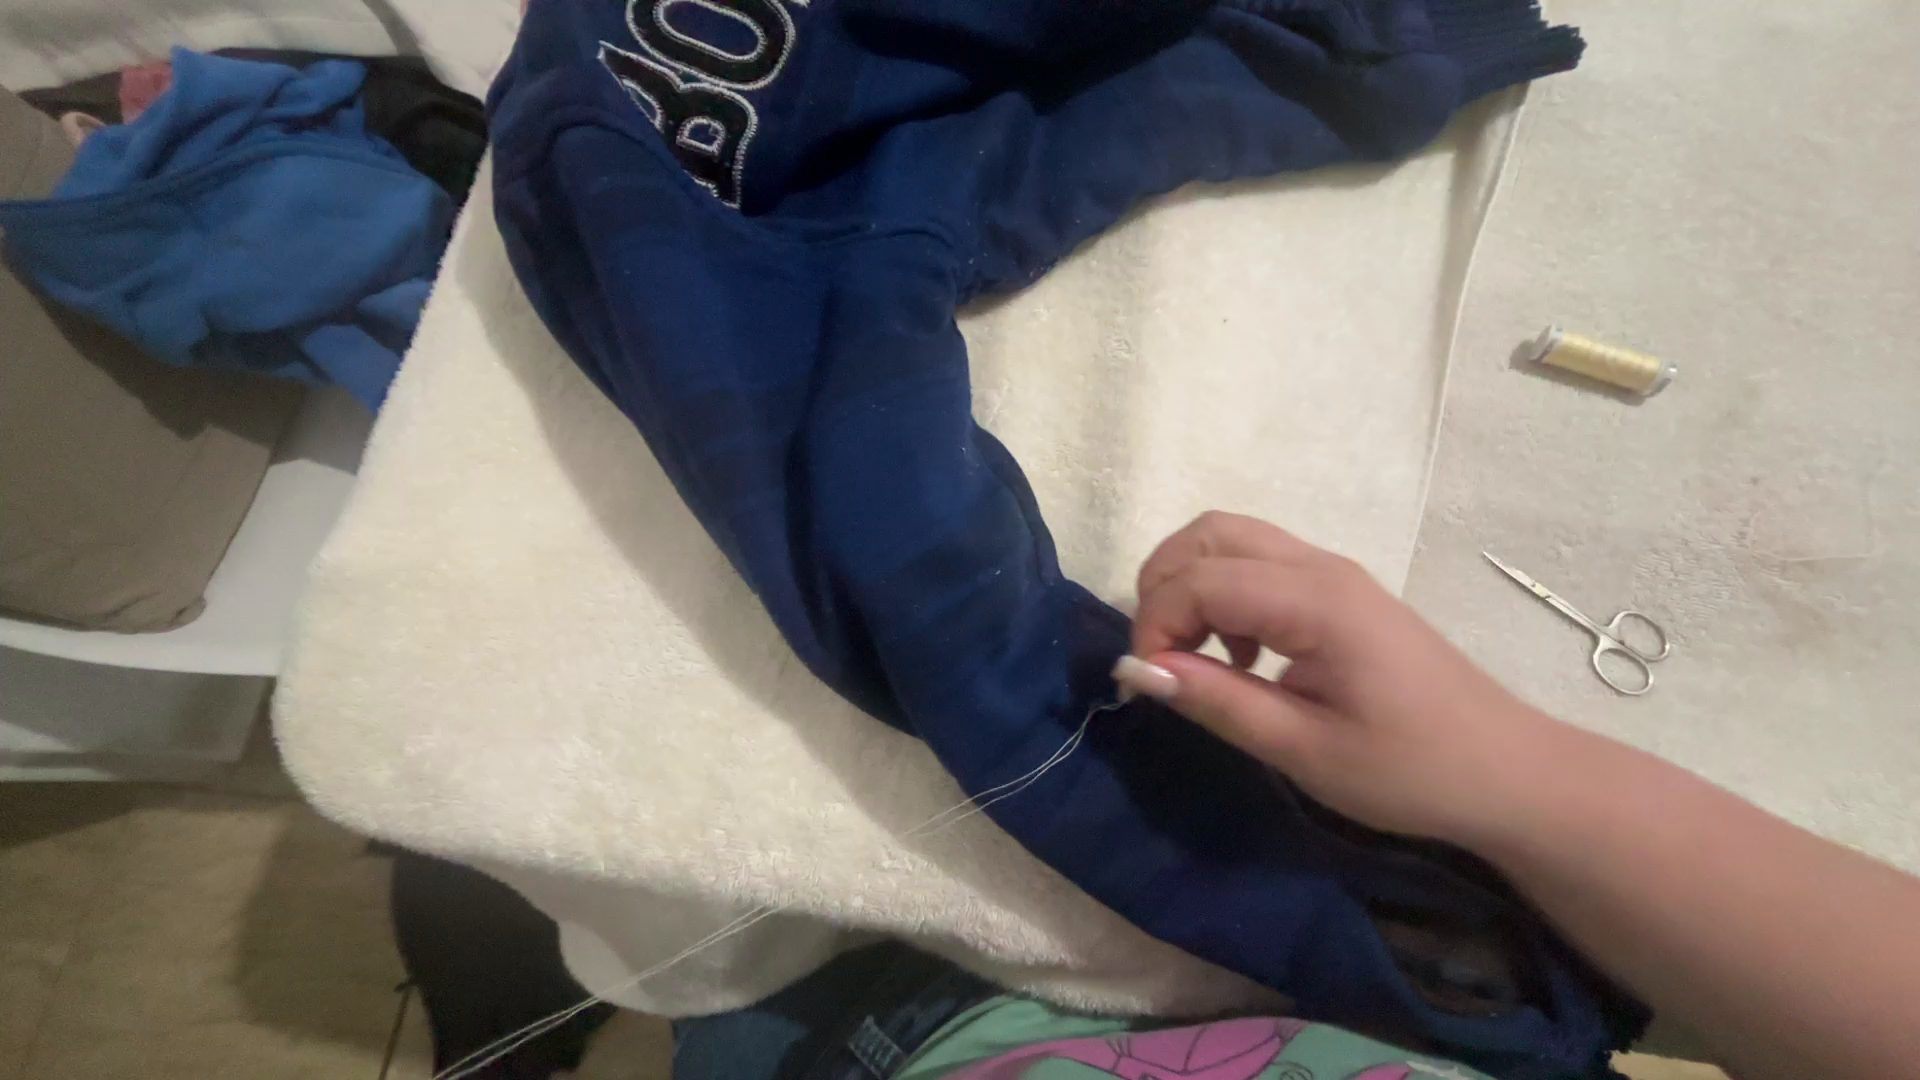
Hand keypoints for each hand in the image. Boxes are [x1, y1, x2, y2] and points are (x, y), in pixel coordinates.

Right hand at [1115, 512, 1570, 845]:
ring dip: (1190, 584)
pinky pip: (1254, 563)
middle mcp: (1319, 566)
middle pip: (1208, 534)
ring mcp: (1330, 571)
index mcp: (1315, 601)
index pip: (1199, 580)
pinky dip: (1221, 593)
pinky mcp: (1335, 589)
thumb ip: (1214, 699)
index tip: (1151, 682)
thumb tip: (1136, 669)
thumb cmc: (1409, 769)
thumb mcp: (1302, 748)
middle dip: (1163, 585)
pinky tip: (1239, 654)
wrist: (1509, 773)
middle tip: (1162, 654)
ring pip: (1228, 540)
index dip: (1155, 624)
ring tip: (1195, 653)